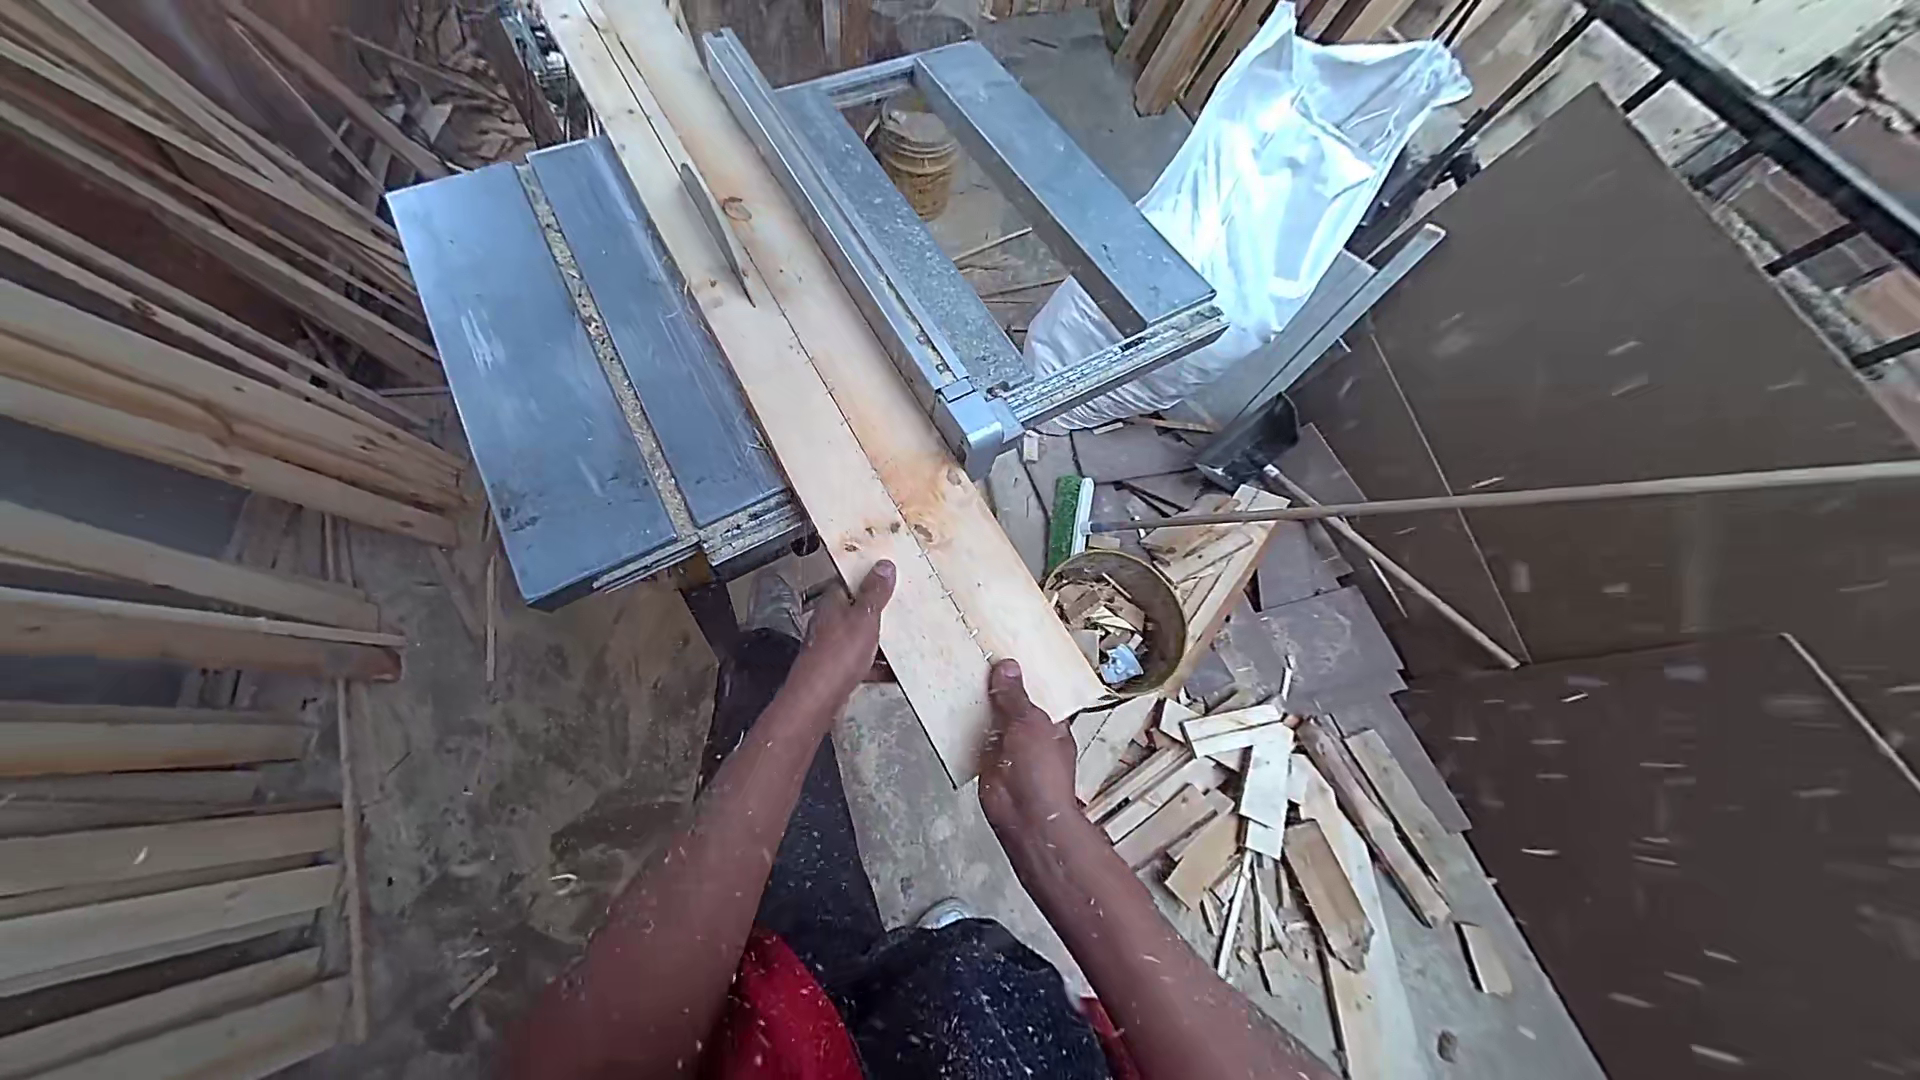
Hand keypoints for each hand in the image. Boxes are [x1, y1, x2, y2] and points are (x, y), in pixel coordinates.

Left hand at [783, 560, 894, 716]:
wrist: (820, 699)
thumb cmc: (835, 656)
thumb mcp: (864, 617)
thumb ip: (874, 593)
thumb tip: (883, 567)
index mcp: (832, 604)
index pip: (849, 582)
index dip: (869, 578)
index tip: (889, 577)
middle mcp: (830, 623)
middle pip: (858, 610)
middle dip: (880, 611)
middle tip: (902, 607)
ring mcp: (834, 647)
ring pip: (862, 637)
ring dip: (881, 640)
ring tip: (902, 639)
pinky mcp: (840, 669)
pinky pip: (865, 663)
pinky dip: (880, 666)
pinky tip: (894, 671)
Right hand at [978, 659, 1079, 833]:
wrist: (1024, 816)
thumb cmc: (1044, 778)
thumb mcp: (1030, 724)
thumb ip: (1015, 696)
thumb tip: (1008, 669)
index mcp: (1051, 722)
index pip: (1038, 690)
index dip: (1025, 674)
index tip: (1009, 655)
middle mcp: (1031, 733)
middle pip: (1012, 702)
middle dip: (999, 687)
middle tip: (982, 661)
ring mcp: (1009, 746)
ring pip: (993, 717)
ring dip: (981, 705)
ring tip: (967, 678)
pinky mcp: (989, 758)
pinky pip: (976, 735)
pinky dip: (967, 725)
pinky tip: (958, 709)